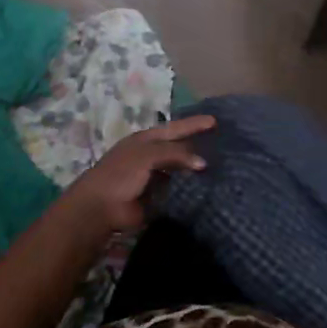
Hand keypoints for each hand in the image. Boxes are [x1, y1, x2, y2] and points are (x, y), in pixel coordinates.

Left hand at [60, 115, 215, 235]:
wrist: (102, 206)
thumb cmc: (121, 174)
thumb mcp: (146, 155)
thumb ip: (175, 153)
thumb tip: (203, 162)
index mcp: (144, 141)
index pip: (173, 129)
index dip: (192, 124)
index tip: (214, 120)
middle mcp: (150, 156)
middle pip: (178, 149)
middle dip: (197, 146)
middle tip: (224, 145)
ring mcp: (154, 177)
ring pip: (180, 170)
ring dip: (196, 169)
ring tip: (224, 167)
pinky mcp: (157, 197)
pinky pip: (179, 190)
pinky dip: (191, 189)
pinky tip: (210, 189)